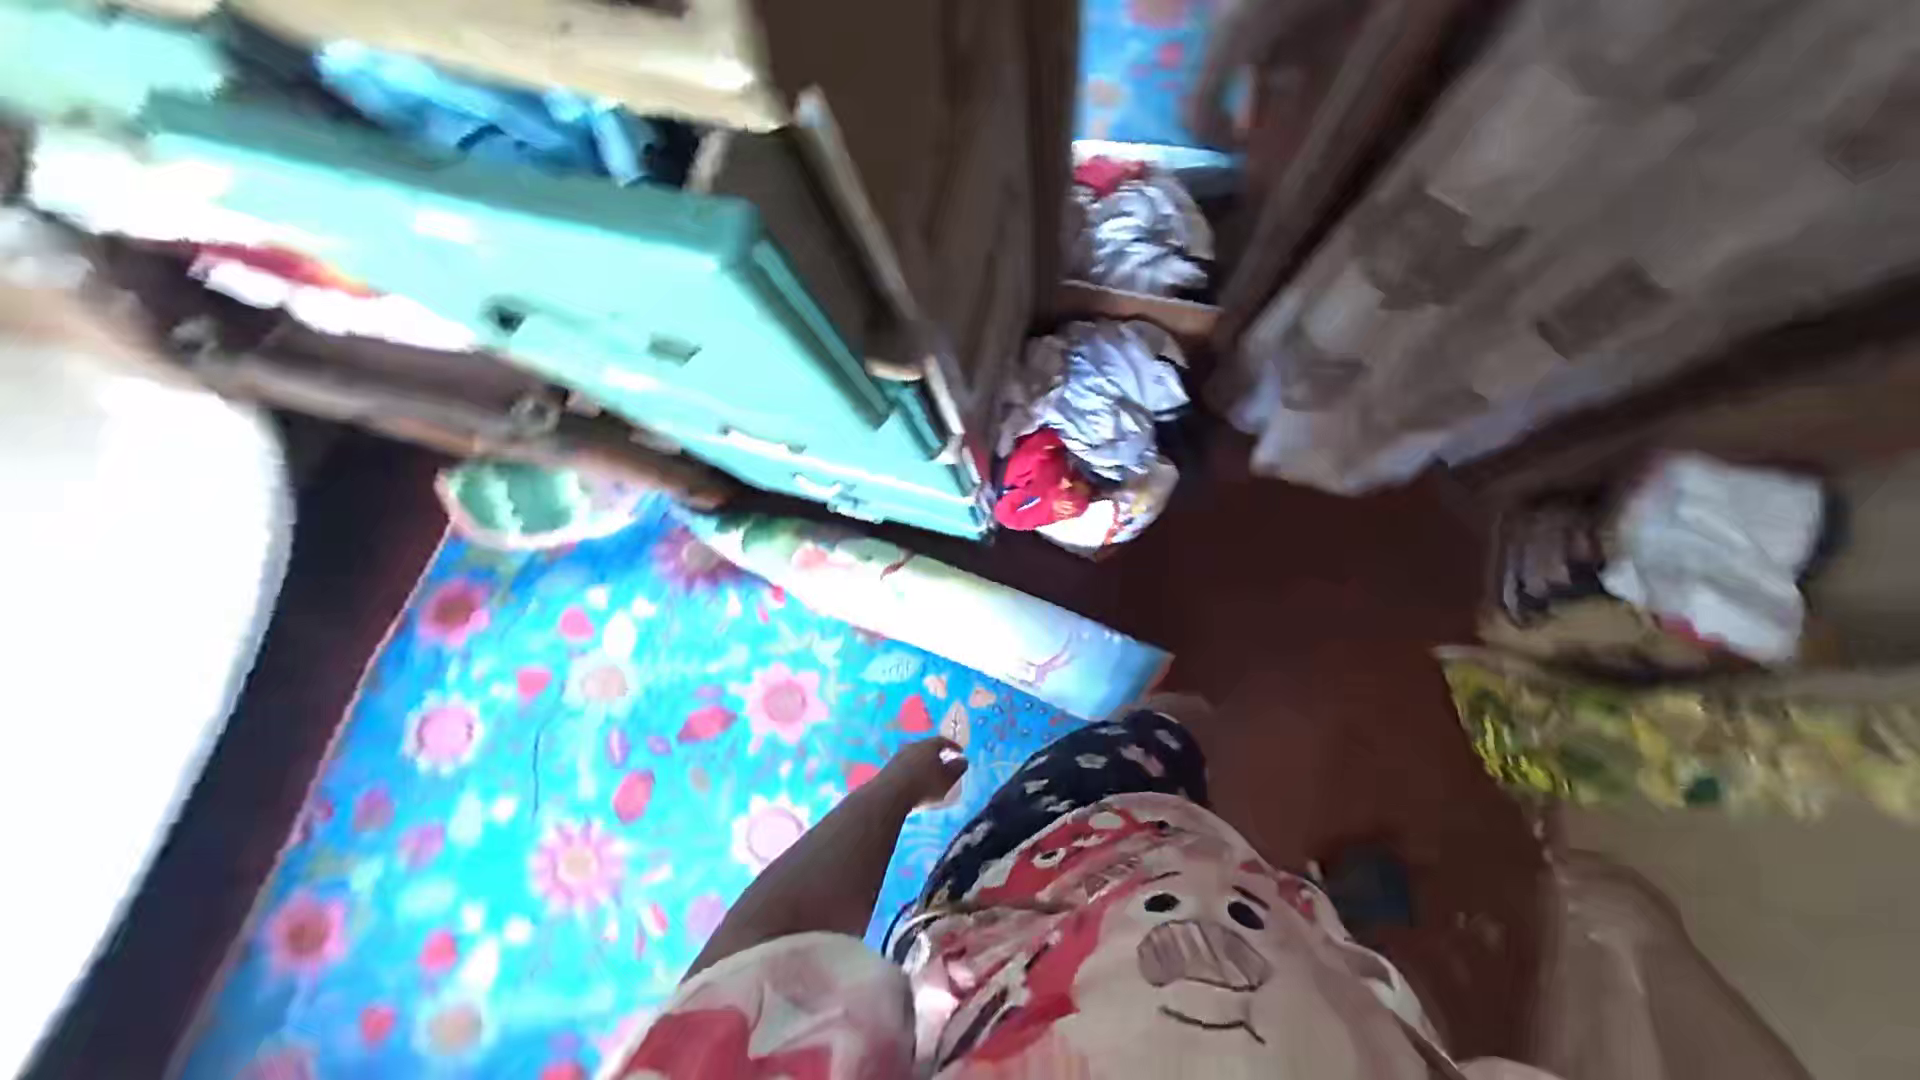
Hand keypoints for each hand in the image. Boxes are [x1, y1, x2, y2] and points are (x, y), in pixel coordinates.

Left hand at [876, 737, 967, 809]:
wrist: (888, 796)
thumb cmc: (924, 786)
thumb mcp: (947, 779)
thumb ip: (957, 768)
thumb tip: (963, 759)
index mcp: (928, 745)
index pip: (943, 740)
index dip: (952, 746)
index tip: (959, 752)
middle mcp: (912, 746)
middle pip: (927, 748)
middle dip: (936, 755)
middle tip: (944, 763)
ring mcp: (898, 757)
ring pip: (914, 757)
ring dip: (923, 764)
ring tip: (929, 775)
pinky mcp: (888, 769)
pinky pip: (905, 768)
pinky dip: (912, 773)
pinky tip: (914, 784)